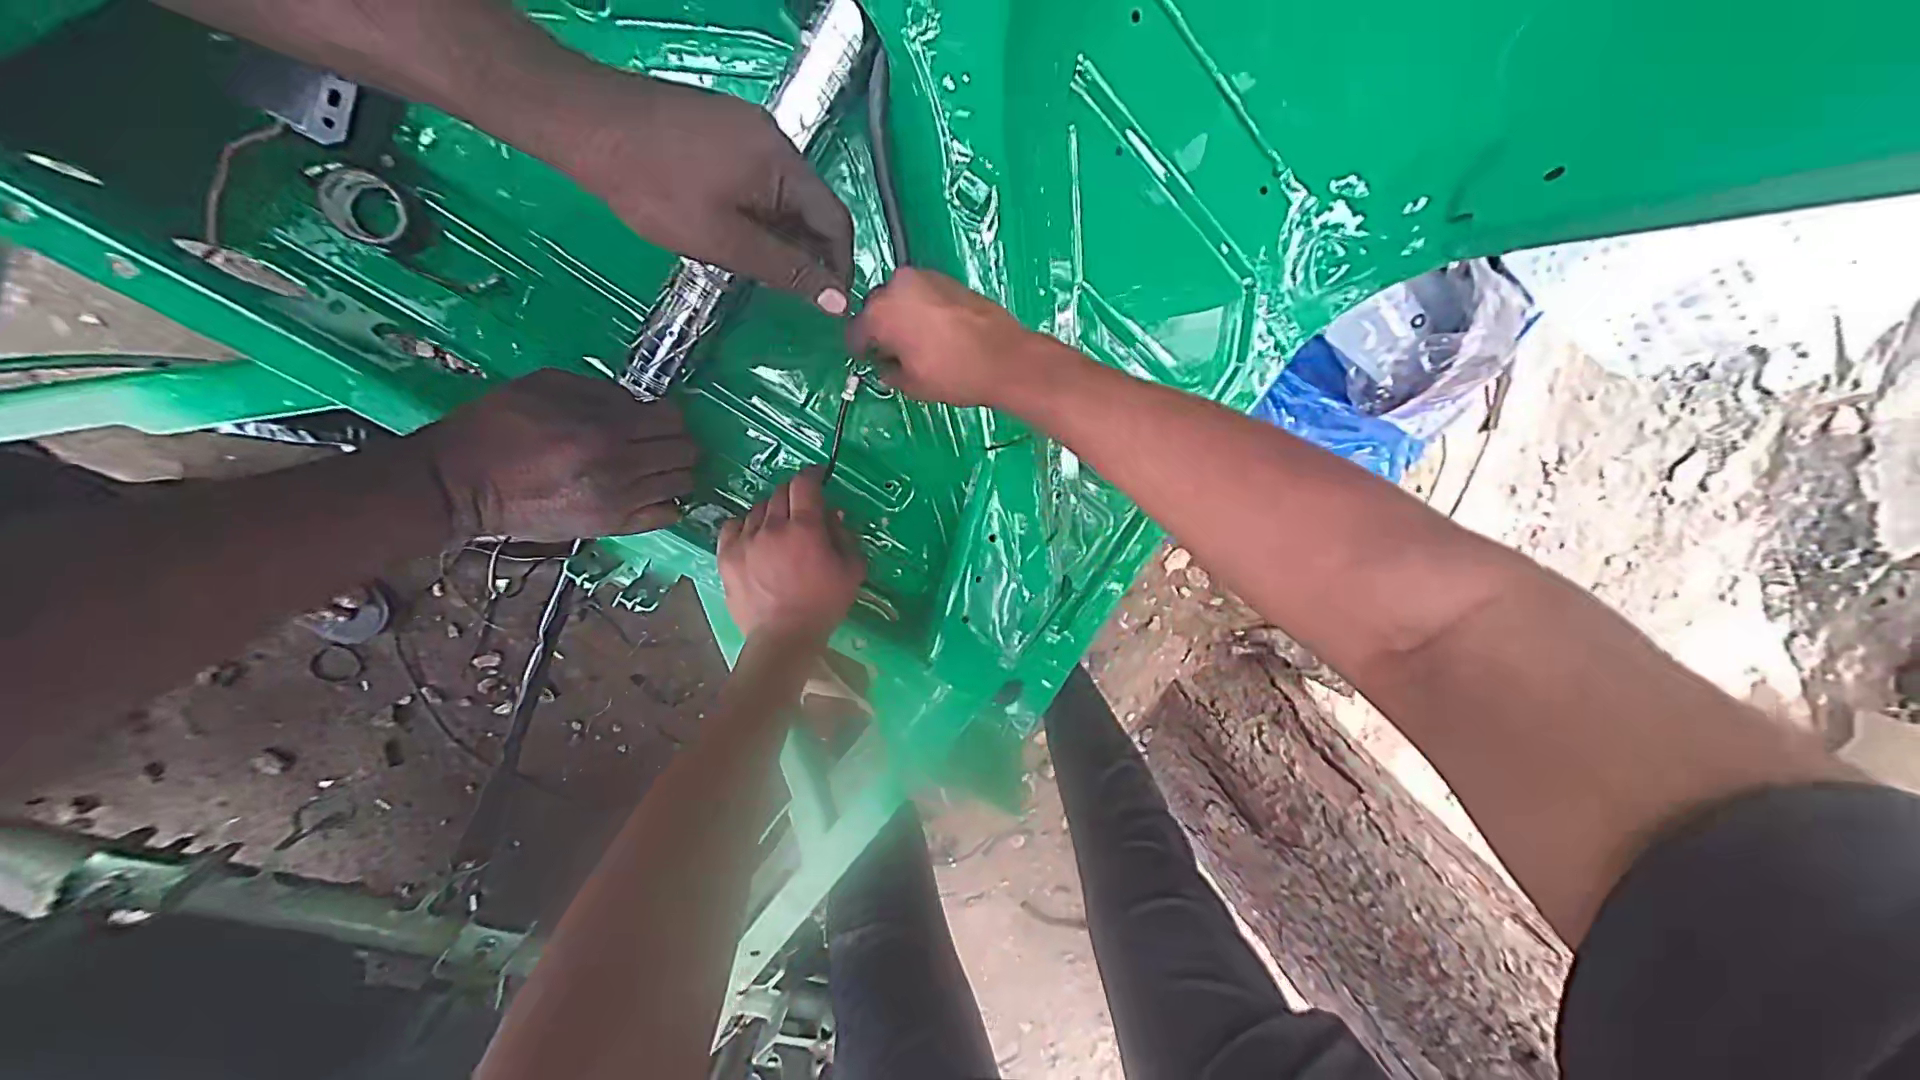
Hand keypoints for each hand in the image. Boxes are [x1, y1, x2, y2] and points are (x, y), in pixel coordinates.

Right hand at [416, 369, 695, 540]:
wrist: (461, 484)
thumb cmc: (497, 427)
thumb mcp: (545, 386)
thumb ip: (602, 392)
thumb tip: (641, 404)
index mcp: (605, 428)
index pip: (672, 419)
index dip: (666, 414)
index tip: (653, 415)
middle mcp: (621, 466)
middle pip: (685, 451)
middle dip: (676, 441)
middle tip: (655, 440)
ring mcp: (621, 501)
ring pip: (683, 483)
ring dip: (674, 471)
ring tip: (652, 466)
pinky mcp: (614, 527)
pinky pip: (668, 515)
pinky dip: (667, 501)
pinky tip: (649, 492)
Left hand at [569, 73, 854, 315]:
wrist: (583, 121)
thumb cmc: (655, 188)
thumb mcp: (725, 241)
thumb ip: (786, 270)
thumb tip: (838, 301)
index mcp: (782, 164)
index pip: (836, 221)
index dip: (840, 267)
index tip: (830, 305)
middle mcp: (774, 140)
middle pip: (813, 208)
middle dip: (811, 254)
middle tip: (796, 295)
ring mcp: (747, 131)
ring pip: (785, 197)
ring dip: (785, 237)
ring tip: (766, 271)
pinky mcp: (723, 131)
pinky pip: (761, 181)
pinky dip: (763, 215)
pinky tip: (742, 237)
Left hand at [717, 467, 865, 639]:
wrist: (784, 637)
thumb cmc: (824, 605)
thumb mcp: (851, 570)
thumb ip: (845, 536)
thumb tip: (832, 514)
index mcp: (806, 527)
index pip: (804, 483)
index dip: (812, 475)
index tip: (817, 477)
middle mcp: (772, 526)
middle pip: (780, 492)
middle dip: (793, 494)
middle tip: (801, 508)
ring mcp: (745, 540)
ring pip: (757, 509)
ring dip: (771, 511)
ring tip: (778, 528)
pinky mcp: (726, 556)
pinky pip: (732, 526)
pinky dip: (745, 525)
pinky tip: (753, 537)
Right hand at [848, 267, 1067, 406]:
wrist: (1005, 358)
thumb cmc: (955, 374)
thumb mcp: (912, 384)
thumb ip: (888, 372)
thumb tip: (886, 366)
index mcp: (881, 312)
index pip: (855, 331)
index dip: (860, 350)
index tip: (868, 361)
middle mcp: (898, 286)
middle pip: (877, 308)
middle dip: (881, 330)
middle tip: (893, 354)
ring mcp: (925, 277)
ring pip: (901, 298)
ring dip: (902, 317)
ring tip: (917, 344)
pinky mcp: (947, 278)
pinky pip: (923, 294)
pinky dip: (922, 310)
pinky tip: (935, 333)